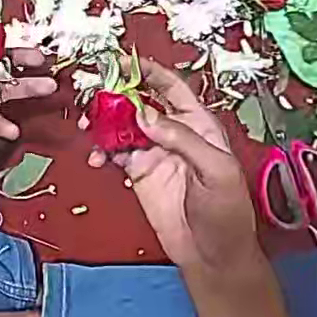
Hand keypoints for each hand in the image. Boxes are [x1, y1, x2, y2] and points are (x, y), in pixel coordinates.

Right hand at [88, 60, 291, 316]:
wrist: (212, 256)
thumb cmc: (226, 212)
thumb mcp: (216, 171)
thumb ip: (182, 140)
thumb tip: (145, 115)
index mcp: (198, 124)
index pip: (172, 88)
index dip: (150, 71)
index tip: (125, 61)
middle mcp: (173, 132)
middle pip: (141, 102)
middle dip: (118, 93)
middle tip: (96, 91)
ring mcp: (154, 152)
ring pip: (123, 125)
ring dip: (104, 121)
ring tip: (89, 124)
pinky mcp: (138, 172)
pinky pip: (115, 152)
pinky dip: (103, 150)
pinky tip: (98, 157)